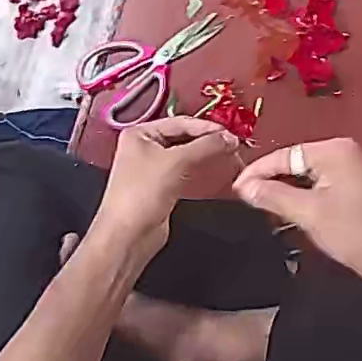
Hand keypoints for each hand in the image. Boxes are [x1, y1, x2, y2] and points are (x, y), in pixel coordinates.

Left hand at [91, 118, 240, 260]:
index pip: (180, 123)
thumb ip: (206, 146)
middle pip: (185, 139)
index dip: (207, 128)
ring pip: (187, 156)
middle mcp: (145, 148)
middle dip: (209, 142)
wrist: (128, 237)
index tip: (230, 134)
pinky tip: (218, 173)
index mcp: (140, 134)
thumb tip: (229, 138)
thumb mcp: (176, 163)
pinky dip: (202, 172)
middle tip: (233, 146)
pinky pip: (187, 173)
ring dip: (208, 157)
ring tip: (230, 157)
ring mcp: (153, 168)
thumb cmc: (141, 195)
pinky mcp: (162, 187)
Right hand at [234, 138, 361, 295]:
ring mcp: (349, 165)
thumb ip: (273, 196)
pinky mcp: (352, 182)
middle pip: (294, 161)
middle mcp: (342, 150)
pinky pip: (318, 181)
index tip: (235, 188)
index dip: (258, 171)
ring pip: (304, 172)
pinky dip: (301, 193)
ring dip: (284, 188)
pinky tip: (285, 206)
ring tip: (259, 203)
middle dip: (270, 179)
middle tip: (244, 198)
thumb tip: (243, 187)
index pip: (285, 154)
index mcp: (334, 150)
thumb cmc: (352, 233)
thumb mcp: (308, 213)